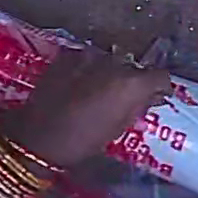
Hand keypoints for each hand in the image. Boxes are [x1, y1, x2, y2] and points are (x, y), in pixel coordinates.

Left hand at [0, 48, 172, 168]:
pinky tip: (80, 84)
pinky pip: (88, 59)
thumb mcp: (118, 129)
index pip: (161, 76)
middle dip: (133, 80)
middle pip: (134, 66)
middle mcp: (114, 63)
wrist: (37, 136)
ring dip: (110, 72)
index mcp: (131, 84)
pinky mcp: (68, 55)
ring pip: (110, 60)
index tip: (157, 96)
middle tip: (124, 97)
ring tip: (100, 90)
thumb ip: (138, 107)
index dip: (161, 86)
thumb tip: (152, 96)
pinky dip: (89, 69)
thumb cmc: (82, 141)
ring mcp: (89, 56)